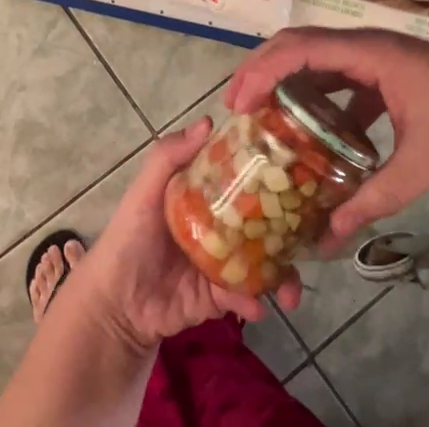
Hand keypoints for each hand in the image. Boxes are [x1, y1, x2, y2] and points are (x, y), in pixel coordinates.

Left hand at [67, 119, 300, 353]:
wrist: (114, 303)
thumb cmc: (128, 238)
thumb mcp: (144, 193)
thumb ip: (168, 157)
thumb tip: (208, 121)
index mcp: (202, 196)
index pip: (240, 178)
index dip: (267, 174)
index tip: (299, 171)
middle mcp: (218, 225)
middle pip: (262, 223)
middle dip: (289, 232)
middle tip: (314, 238)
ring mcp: (222, 261)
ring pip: (263, 263)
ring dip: (282, 276)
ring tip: (290, 290)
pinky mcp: (219, 296)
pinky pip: (246, 297)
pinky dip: (254, 302)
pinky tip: (253, 307)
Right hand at [225, 27, 428, 240]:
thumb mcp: (422, 165)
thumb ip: (374, 197)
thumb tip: (329, 235)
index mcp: (373, 54)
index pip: (302, 49)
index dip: (263, 70)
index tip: (239, 102)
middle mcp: (368, 46)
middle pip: (299, 43)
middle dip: (262, 69)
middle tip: (236, 106)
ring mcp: (376, 55)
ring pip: (316, 55)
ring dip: (285, 78)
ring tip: (260, 113)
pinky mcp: (385, 70)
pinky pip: (337, 73)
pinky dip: (315, 92)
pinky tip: (310, 128)